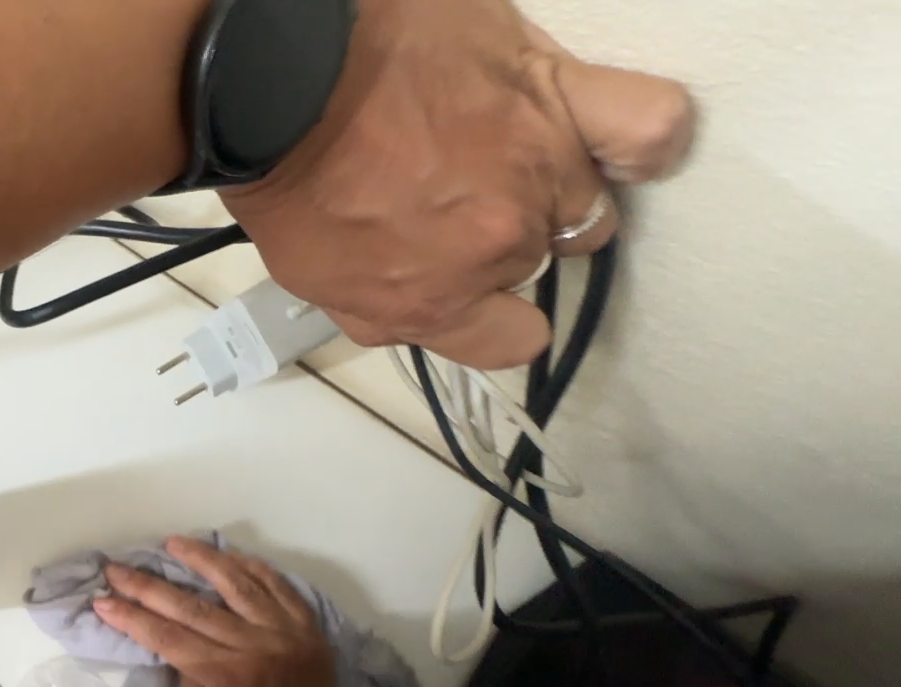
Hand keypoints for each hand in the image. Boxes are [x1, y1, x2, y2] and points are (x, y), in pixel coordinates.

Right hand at [93, 537, 341, 686]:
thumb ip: (188, 682)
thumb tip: (174, 640)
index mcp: (229, 677)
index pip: (167, 637)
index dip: (131, 618)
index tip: (102, 601)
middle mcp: (258, 646)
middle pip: (192, 606)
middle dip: (148, 586)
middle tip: (116, 568)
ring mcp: (286, 632)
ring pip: (238, 583)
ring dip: (201, 559)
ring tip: (173, 543)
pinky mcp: (308, 628)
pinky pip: (278, 586)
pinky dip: (251, 567)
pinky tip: (228, 555)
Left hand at [221, 0, 695, 369]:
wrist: (288, 94)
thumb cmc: (287, 187)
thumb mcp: (315, 279)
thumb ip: (378, 306)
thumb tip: (415, 313)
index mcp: (428, 304)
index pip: (507, 344)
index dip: (496, 323)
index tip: (484, 303)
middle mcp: (495, 250)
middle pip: (536, 262)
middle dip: (499, 243)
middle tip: (454, 206)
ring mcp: (536, 171)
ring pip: (584, 206)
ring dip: (551, 194)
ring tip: (505, 165)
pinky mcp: (559, 92)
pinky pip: (649, 126)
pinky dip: (642, 143)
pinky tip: (615, 148)